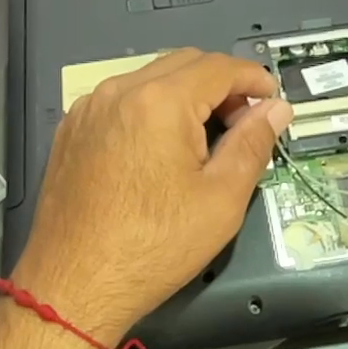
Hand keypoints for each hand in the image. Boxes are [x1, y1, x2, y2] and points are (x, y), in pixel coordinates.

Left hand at [8, 49, 293, 343]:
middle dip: (220, 83)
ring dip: (184, 93)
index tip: (271, 98)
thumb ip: (252, 144)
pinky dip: (149, 107)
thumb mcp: (220, 199)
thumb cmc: (153, 246)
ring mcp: (89, 106)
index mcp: (159, 100)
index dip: (252, 77)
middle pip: (183, 62)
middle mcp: (119, 89)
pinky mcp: (71, 127)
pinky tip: (159, 148)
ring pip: (150, 77)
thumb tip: (275, 108)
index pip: (218, 66)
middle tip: (242, 121)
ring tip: (204, 137)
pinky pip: (120, 99)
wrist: (72, 285)